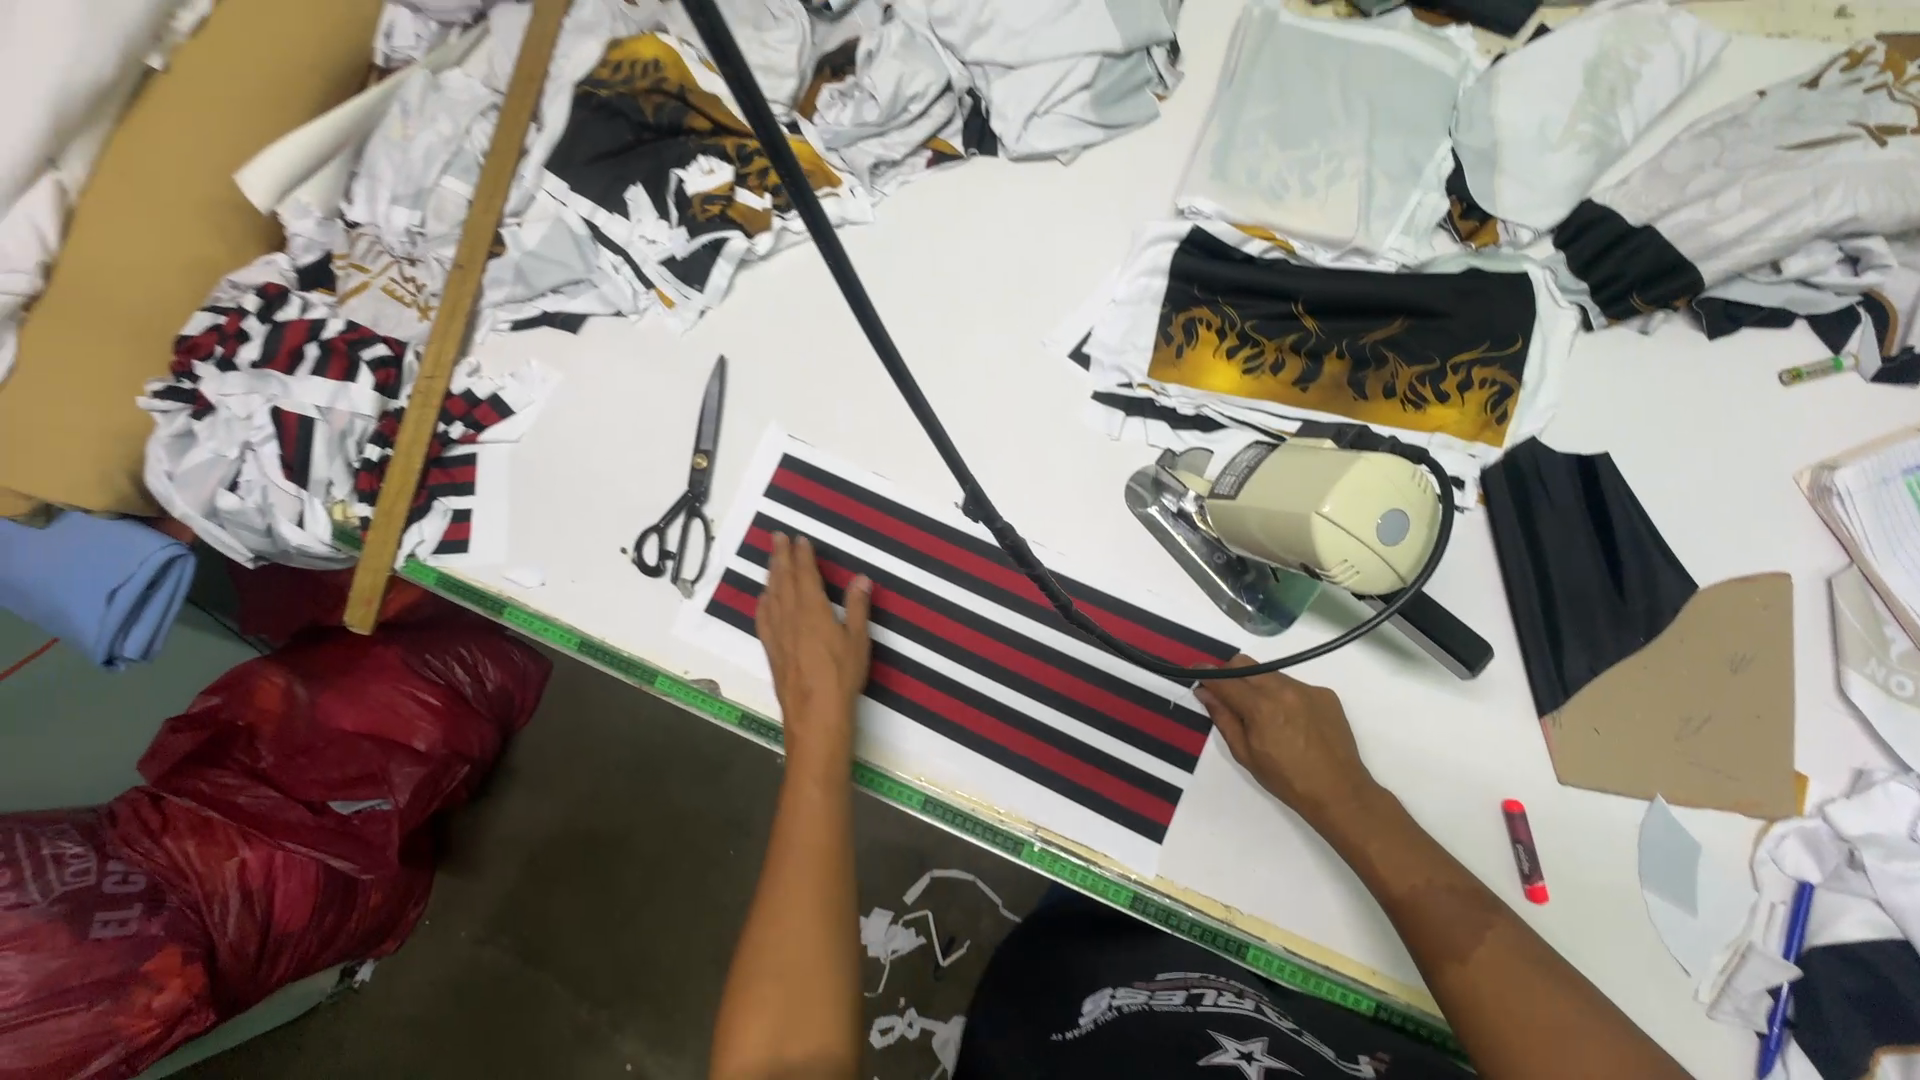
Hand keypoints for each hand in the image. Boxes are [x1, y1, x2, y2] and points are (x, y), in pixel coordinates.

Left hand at [756, 533, 872, 767]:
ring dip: (771, 575)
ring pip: (771, 596)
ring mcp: (777, 633)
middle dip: (780, 557)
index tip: (798, 538)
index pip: (805, 575)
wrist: (815, 712)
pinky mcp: (771, 650)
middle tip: (776, 537)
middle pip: (783, 580)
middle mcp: (790, 616)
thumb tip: (861, 578)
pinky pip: (763, 618)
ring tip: (772, 560)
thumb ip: (858, 607)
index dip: (801, 555)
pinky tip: (763, 599)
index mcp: (813, 610)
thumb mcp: (858, 639)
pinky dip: (763, 601)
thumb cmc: (842, 675)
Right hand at [1194, 656, 1381, 828]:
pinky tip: (1289, 720)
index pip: (1224, 679)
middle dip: (1229, 673)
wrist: (1339, 791)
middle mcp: (1284, 689)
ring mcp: (1307, 689)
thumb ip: (1223, 718)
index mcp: (1261, 707)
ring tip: (1262, 713)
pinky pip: (1294, 684)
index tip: (1194, 672)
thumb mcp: (1245, 754)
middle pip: (1245, 664)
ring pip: (1270, 673)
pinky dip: (1282, 695)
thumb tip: (1205, 692)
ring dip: (1257, 684)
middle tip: (1226, 694)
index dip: (1205, 674)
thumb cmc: (1286, 780)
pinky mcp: (1325, 694)